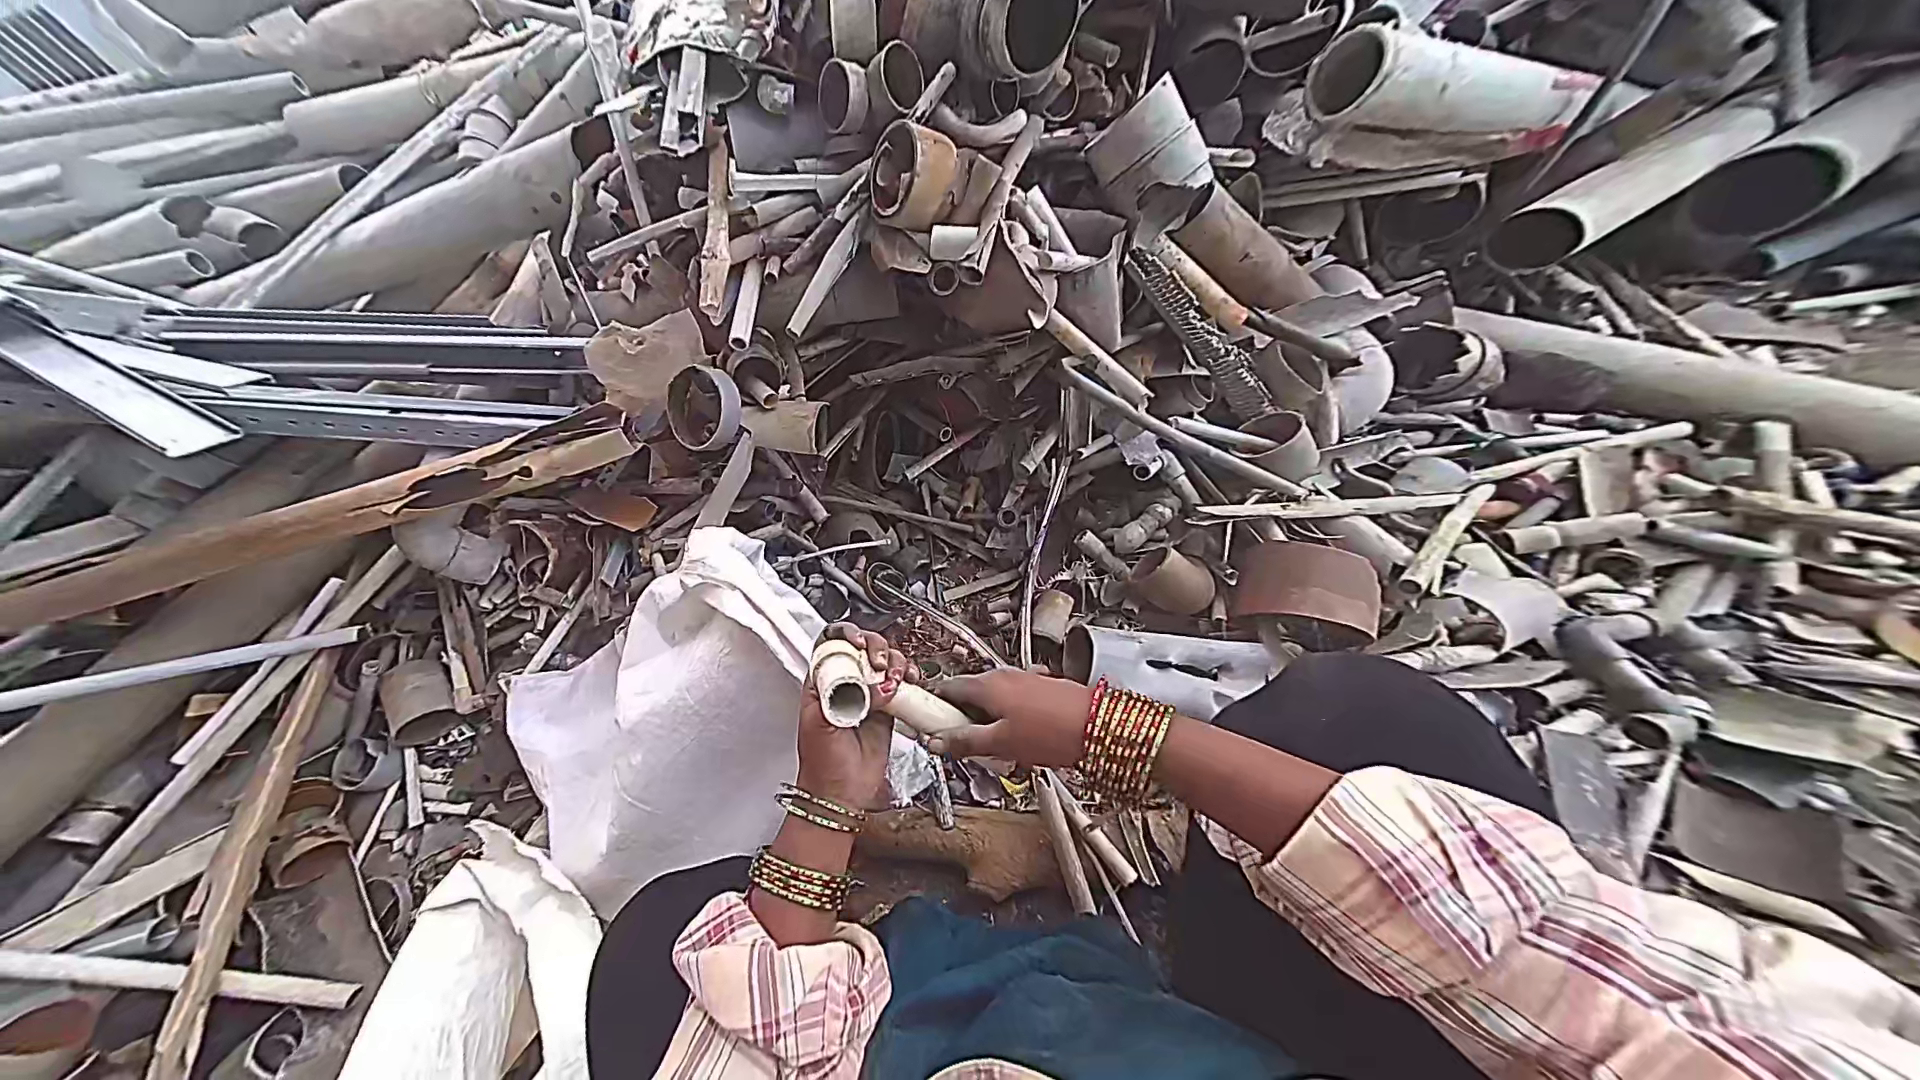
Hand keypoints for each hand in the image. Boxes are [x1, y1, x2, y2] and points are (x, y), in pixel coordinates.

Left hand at [795, 624, 916, 810]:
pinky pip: (901, 684)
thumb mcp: (821, 724)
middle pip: (865, 647)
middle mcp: (846, 683)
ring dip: (895, 663)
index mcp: (821, 681)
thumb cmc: (822, 763)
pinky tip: (909, 682)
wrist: (841, 794)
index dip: (849, 636)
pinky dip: (908, 677)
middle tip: (880, 665)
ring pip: (885, 661)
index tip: (860, 644)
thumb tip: (874, 686)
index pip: (834, 644)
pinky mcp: (888, 708)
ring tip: (895, 679)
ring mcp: (868, 694)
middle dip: (877, 648)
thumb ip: (845, 699)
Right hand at [928, 669, 1092, 767]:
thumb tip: (937, 742)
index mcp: (987, 684)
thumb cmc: (1052, 731)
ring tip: (996, 750)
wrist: (1099, 726)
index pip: (946, 687)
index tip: (927, 724)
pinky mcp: (1039, 690)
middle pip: (968, 695)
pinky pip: (1011, 704)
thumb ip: (965, 741)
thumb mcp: (1001, 743)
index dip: (932, 706)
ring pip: (991, 701)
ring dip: (986, 723)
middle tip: (964, 746)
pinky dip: (1007, 721)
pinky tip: (1019, 743)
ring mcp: (1023, 680)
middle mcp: (1003, 676)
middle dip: (962, 720)